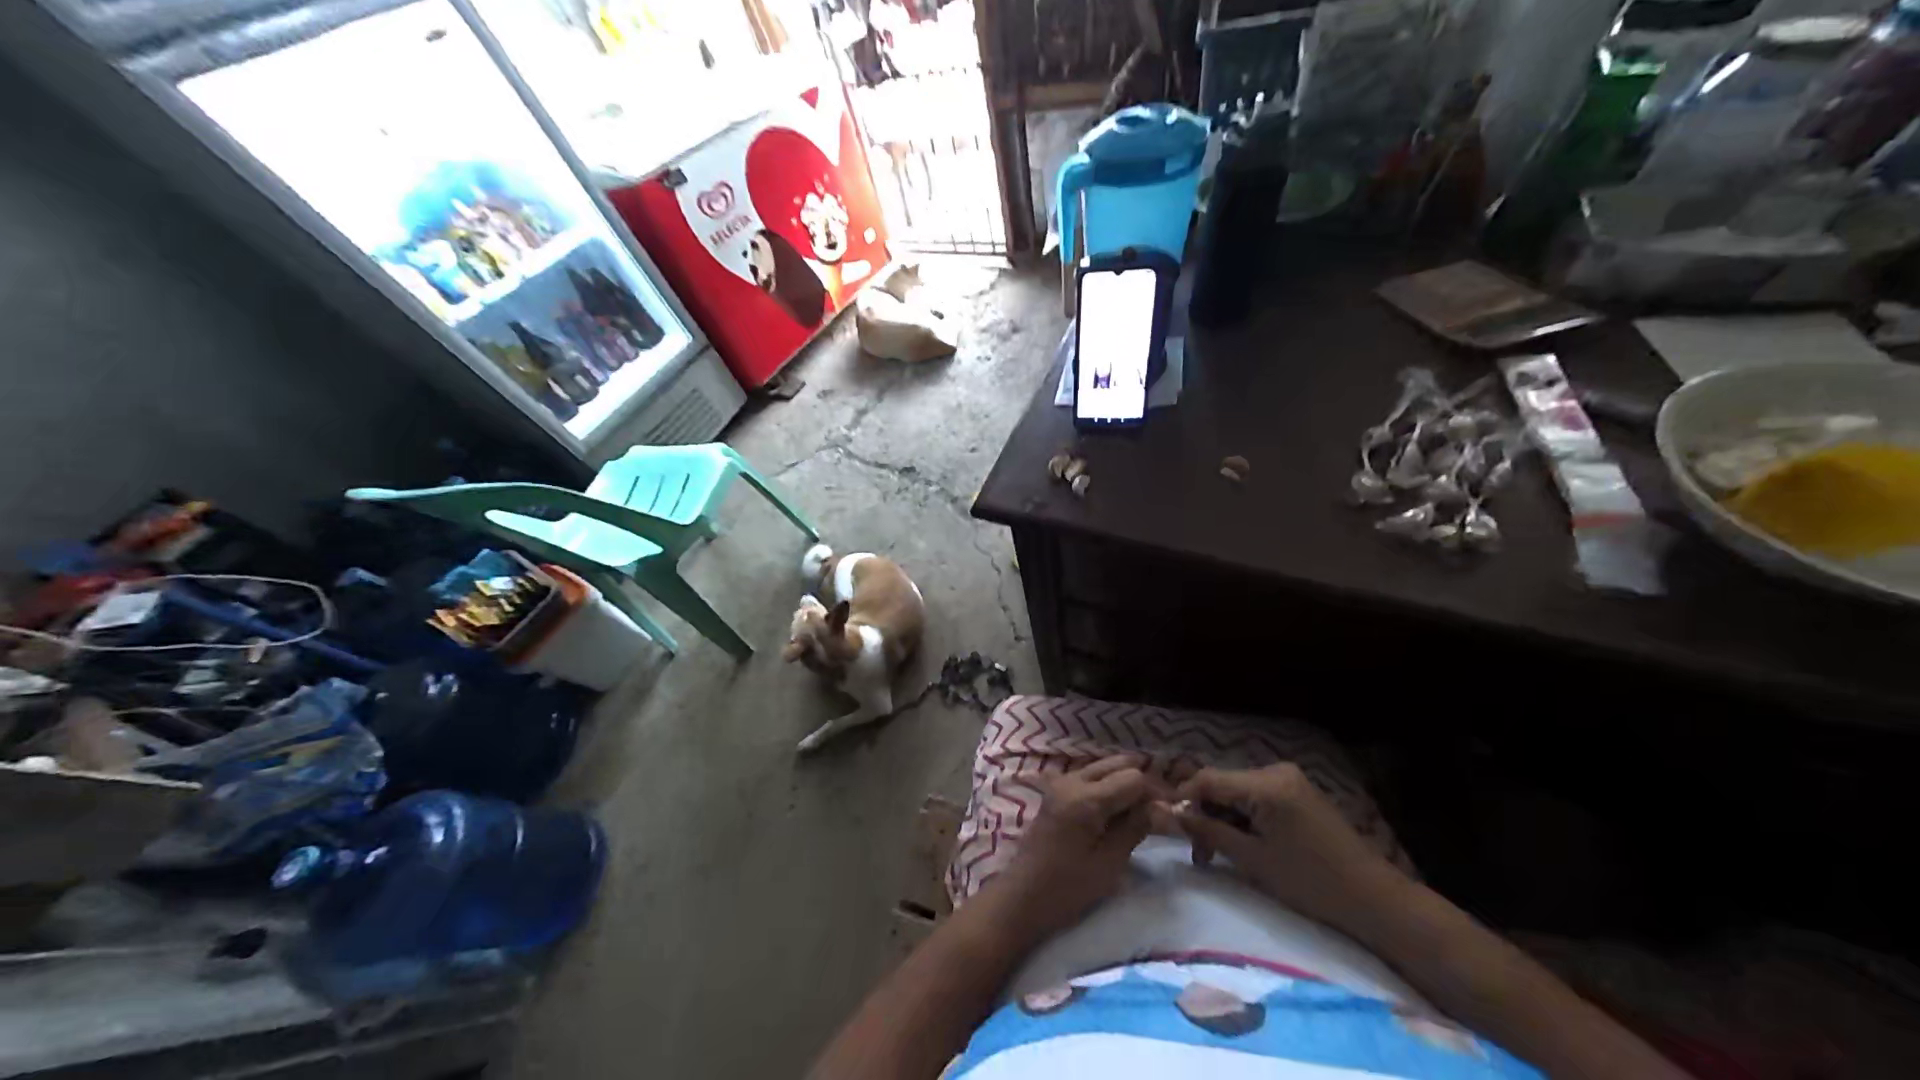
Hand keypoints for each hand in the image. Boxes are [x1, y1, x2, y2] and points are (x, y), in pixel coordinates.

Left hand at [992, 755, 1164, 940]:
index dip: (1154, 793)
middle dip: (1141, 782)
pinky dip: (1108, 785)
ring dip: (1124, 782)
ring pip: (1104, 767)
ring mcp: (1061, 783)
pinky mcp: (1057, 792)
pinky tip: (1117, 811)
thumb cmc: (1068, 888)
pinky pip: (1090, 776)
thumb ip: (1136, 827)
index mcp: (1086, 798)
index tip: (1168, 815)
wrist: (1023, 897)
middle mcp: (1072, 780)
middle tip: (1156, 812)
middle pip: (1119, 763)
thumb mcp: (1110, 863)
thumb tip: (1163, 806)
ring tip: (1139, 813)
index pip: (1134, 777)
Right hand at [1167, 764, 1405, 931]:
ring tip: (1219, 853)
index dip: (1184, 800)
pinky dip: (1244, 817)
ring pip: (1238, 792)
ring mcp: (1290, 780)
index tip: (1169, 827)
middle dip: (1205, 814)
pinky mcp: (1298, 793)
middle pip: (1223, 784)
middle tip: (1199, 852)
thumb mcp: (1252, 859)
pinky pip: (1257, 797)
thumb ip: (1208, 831)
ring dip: (1224, 818)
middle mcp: (1276, 770)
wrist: (1374, 900)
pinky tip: (1244, 843)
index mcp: (1266, 783)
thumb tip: (1170, 813)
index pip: (1208, 779)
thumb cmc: (1310, 882)